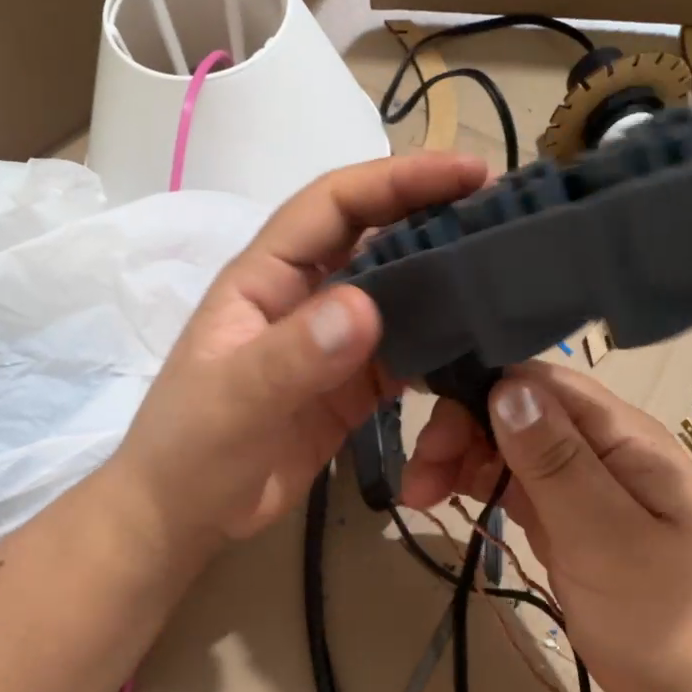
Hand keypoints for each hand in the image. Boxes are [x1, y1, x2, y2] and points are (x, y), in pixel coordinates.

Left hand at [111, 151, 489, 541]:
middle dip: (436, 221)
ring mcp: (330, 346)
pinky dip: (441, 348)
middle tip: (508, 219)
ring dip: (446, 284)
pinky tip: (479, 348)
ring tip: (508, 276)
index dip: (399, 180)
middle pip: (377, 241)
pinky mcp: (350, 389)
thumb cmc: (188, 451)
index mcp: (265, 278)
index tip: (469, 174)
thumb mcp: (234, 401)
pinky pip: (404, 356)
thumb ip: (293, 356)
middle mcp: (302, 299)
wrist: (182, 517)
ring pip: (397, 297)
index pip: (335, 206)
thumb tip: (366, 308)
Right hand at [401, 363, 691, 691]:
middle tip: (416, 486)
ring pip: (510, 449)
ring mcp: (585, 487)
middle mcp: (602, 449)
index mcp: (621, 437)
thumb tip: (505, 387)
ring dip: (461, 461)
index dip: (476, 395)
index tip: (430, 439)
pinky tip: (452, 502)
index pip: (537, 383)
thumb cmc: (664, 618)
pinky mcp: (570, 524)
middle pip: (516, 412)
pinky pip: (518, 487)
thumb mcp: (607, 537)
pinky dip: (480, 488)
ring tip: (420, 498)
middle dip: (460, 434)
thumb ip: (556, 463)